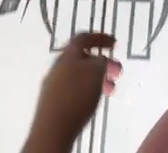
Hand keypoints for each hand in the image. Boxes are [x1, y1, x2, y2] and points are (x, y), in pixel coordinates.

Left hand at [23, 31, 121, 152]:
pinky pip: (72, 89)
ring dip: (96, 79)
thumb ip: (102, 60)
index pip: (85, 37)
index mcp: (68, 53)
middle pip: (82, 58)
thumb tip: (101, 59)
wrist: (52, 129)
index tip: (114, 43)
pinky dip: (85, 90)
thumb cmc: (77, 95)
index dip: (101, 38)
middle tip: (116, 72)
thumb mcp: (97, 71)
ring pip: (79, 75)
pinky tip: (92, 101)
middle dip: (102, 63)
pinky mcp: (51, 102)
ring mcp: (52, 84)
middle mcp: (58, 65)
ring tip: (108, 90)